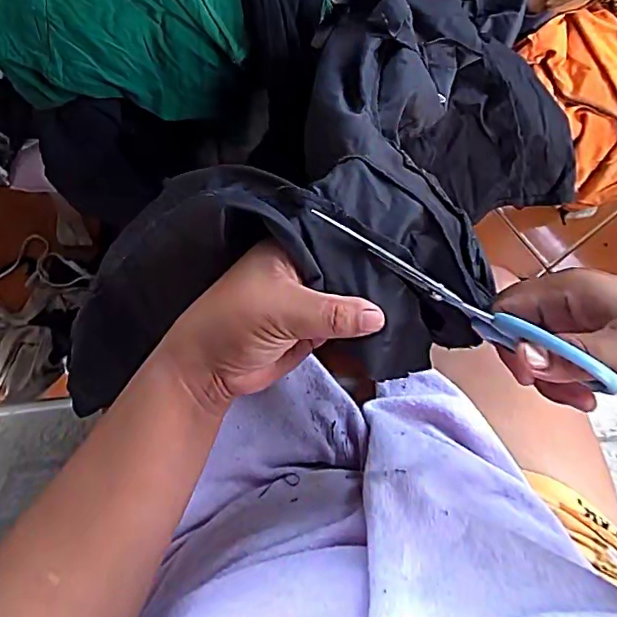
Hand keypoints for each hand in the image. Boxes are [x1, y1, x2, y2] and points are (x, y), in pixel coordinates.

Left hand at [153, 241, 384, 411]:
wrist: (207, 374)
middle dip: (372, 281)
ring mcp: (309, 300)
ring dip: (368, 309)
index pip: (336, 242)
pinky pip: (344, 327)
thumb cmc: (233, 324)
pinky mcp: (313, 329)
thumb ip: (332, 312)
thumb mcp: (285, 311)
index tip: (402, 256)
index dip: (365, 250)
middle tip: (409, 285)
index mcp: (291, 248)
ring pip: (348, 301)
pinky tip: (387, 330)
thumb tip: (377, 316)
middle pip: (346, 271)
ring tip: (406, 307)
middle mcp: (303, 268)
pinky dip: (359, 332)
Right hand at [492, 268, 616, 426]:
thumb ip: (564, 357)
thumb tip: (518, 353)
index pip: (511, 303)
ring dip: (554, 376)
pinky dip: (572, 377)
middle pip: (525, 326)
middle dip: (534, 363)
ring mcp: (591, 317)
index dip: (507, 338)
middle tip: (563, 392)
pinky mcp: (604, 336)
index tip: (527, 375)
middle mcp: (577, 297)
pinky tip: (595, 393)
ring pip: (545, 345)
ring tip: (586, 397)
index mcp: (575, 288)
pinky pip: (568, 355)